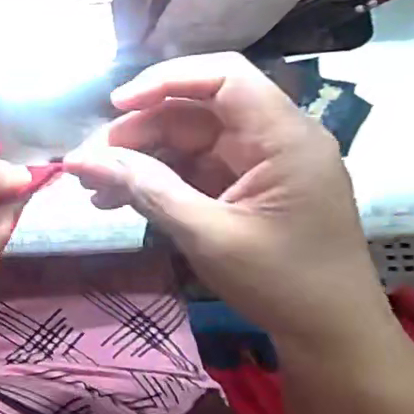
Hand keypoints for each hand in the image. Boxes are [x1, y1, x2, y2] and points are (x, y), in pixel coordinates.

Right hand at [64, 52, 389, 346]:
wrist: (331, 336)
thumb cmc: (282, 283)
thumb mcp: (208, 236)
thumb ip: (147, 190)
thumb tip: (82, 160)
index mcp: (283, 137)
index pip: (224, 77)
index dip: (166, 80)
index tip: (116, 105)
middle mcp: (272, 139)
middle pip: (194, 111)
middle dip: (137, 133)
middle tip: (88, 163)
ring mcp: (258, 164)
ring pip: (186, 141)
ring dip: (138, 160)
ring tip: (92, 186)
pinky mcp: (244, 188)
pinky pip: (192, 170)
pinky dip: (155, 182)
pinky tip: (115, 200)